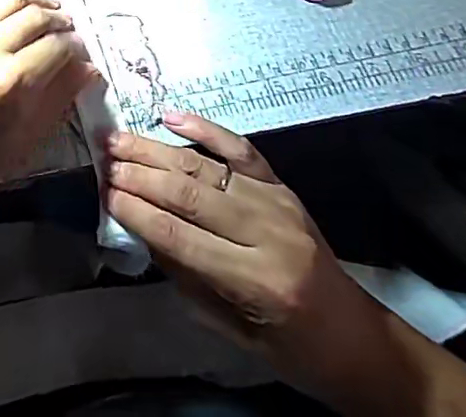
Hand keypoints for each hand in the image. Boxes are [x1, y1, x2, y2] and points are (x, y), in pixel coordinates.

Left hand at [0, 0, 96, 219]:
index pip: (57, 46)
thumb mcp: (22, 141)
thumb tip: (87, 68)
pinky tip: (8, 10)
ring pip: (5, 0)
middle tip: (68, 27)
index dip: (76, 46)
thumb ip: (57, 99)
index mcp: (9, 82)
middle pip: (34, 16)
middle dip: (58, 20)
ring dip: (32, 1)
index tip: (80, 50)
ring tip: (47, 8)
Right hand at [105, 112, 387, 380]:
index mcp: (258, 282)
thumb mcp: (233, 330)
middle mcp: (269, 234)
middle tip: (101, 161)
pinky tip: (170, 116)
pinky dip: (204, 128)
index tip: (101, 193)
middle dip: (138, 175)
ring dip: (155, 150)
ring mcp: (278, 203)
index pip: (178, 235)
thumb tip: (137, 228)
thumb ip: (185, 276)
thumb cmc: (295, 348)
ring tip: (117, 139)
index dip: (135, 212)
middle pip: (188, 193)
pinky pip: (240, 148)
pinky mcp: (283, 187)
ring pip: (204, 167)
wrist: (364, 343)